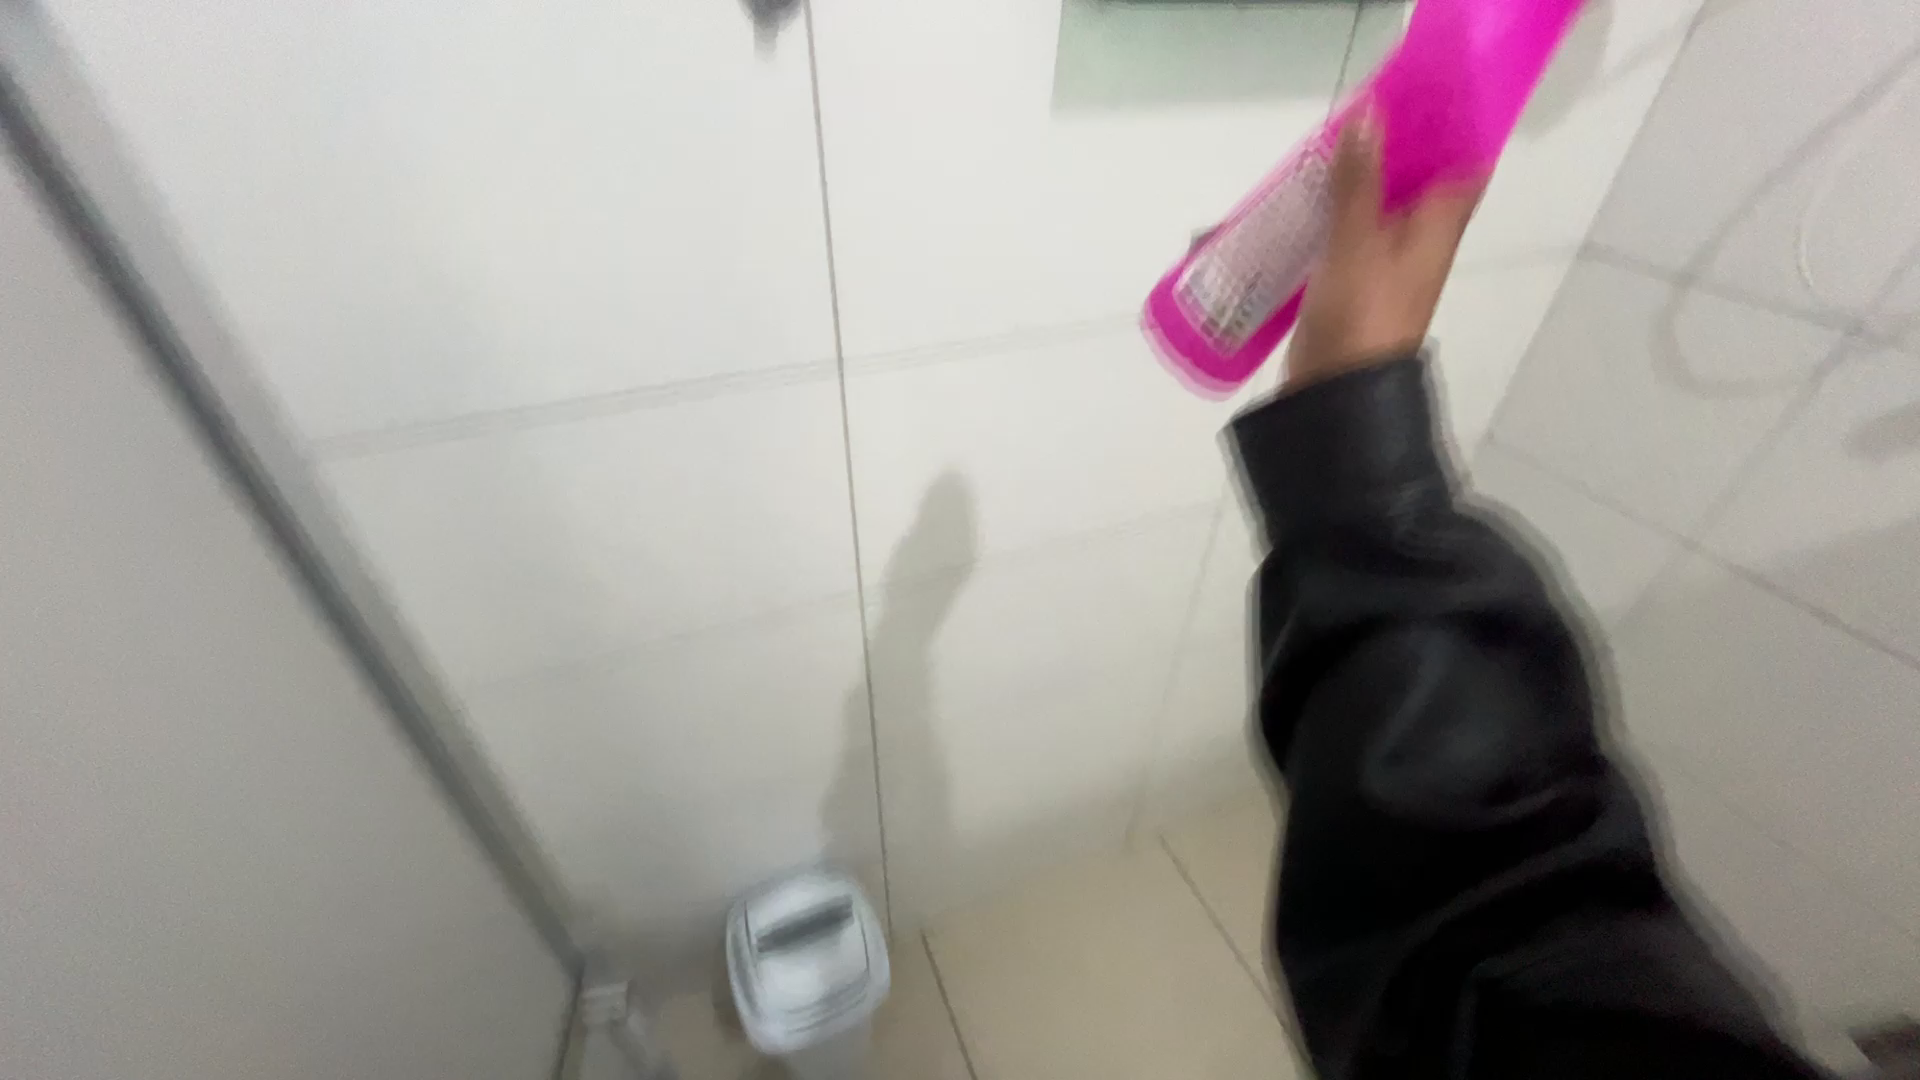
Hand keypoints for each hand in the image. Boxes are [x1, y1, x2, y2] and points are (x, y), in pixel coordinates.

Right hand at [1284, 112, 1484, 387]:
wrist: (1337, 392)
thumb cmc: (1359, 314)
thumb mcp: (1355, 242)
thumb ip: (1358, 182)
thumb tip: (1367, 114)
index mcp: (1438, 226)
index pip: (1460, 162)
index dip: (1444, 128)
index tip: (1411, 102)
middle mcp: (1418, 244)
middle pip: (1411, 186)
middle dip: (1384, 156)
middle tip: (1349, 127)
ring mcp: (1383, 270)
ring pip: (1372, 215)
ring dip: (1349, 192)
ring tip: (1316, 163)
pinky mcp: (1349, 292)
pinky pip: (1343, 245)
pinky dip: (1327, 227)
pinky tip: (1299, 215)